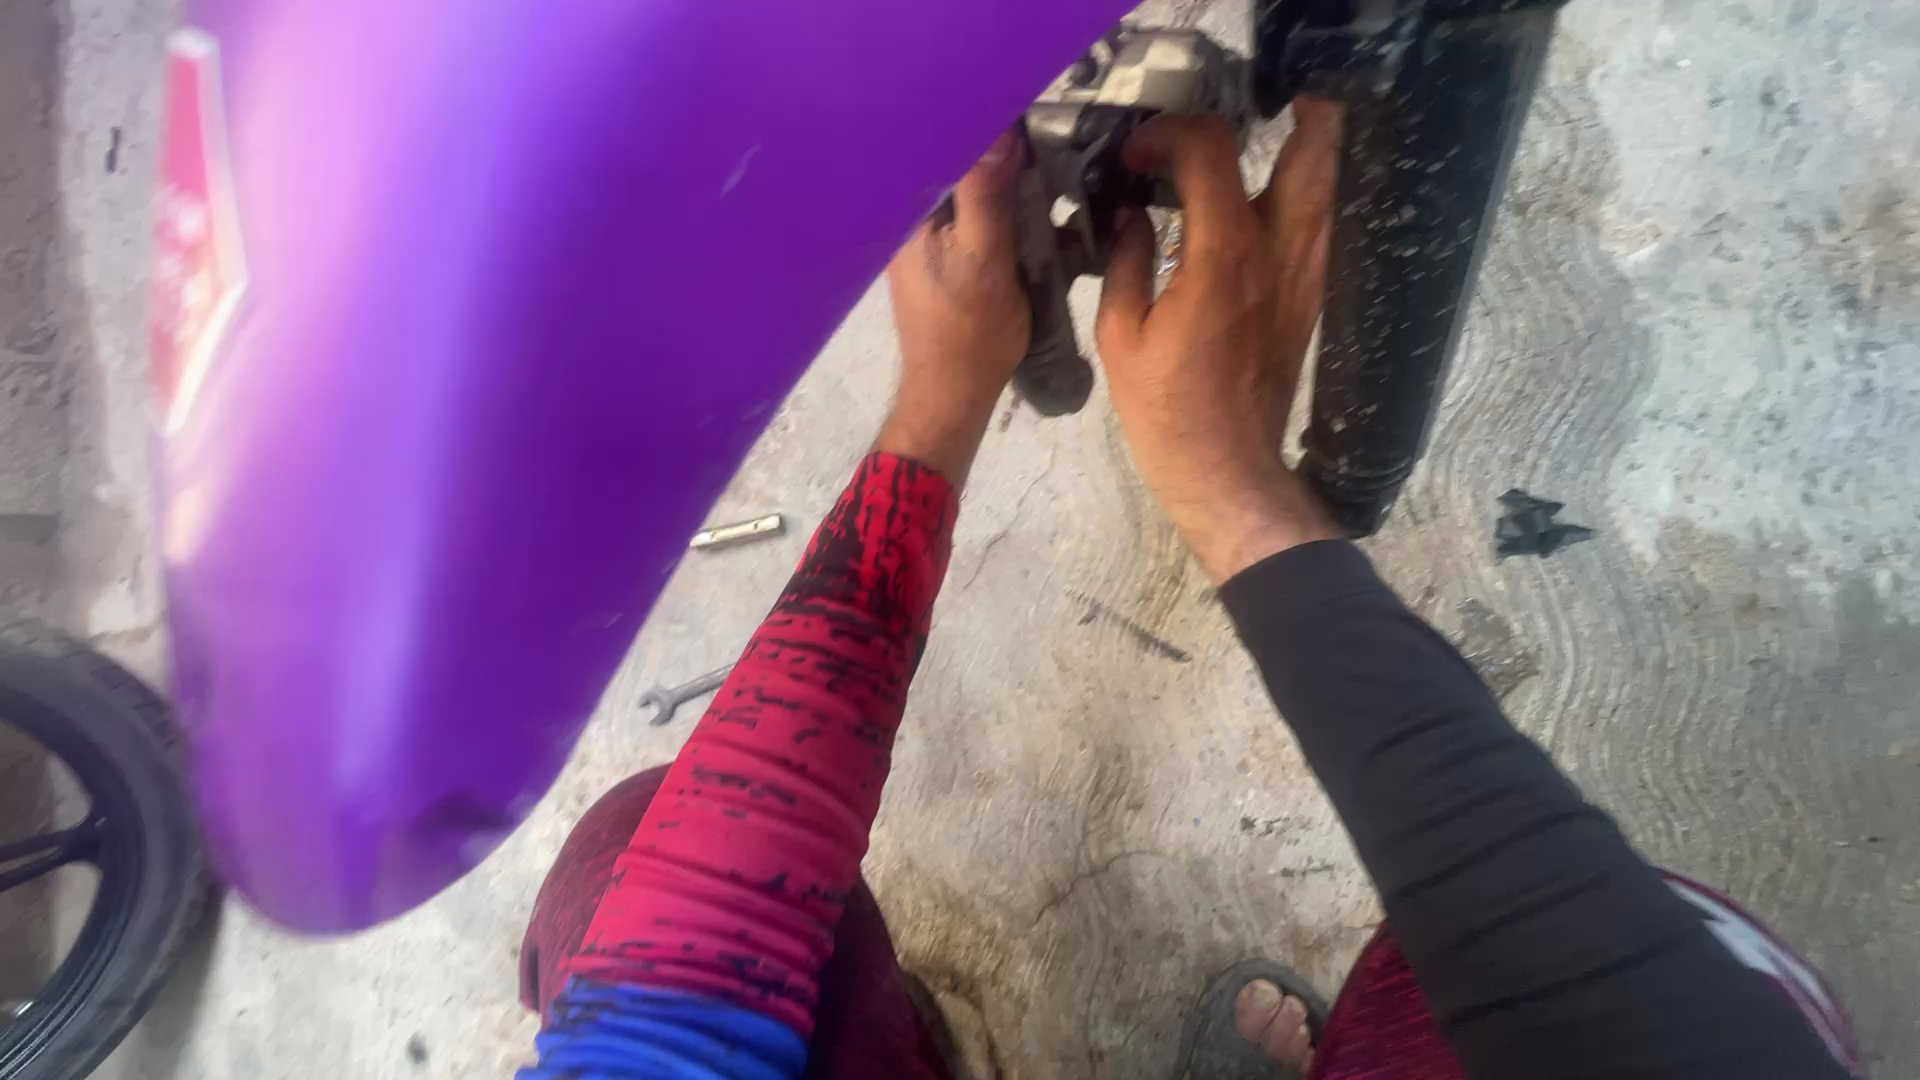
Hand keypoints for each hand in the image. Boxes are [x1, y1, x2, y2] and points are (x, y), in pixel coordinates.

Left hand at [877, 130, 1030, 487]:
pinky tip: (1021, 202)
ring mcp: (923, 239)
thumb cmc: (969, 334)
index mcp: (909, 213)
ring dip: (997, 177)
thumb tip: (1003, 130)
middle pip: (951, 162)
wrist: (954, 393)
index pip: (942, 143)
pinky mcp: (941, 258)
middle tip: (1038, 134)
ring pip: (961, 189)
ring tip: (1036, 162)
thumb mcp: (986, 261)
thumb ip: (987, 196)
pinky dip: (994, 206)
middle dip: (993, 147)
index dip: (983, 121)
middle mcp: (908, 218)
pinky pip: (968, 215)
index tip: (1023, 108)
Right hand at [1095, 98, 1345, 582]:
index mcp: (1221, 256)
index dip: (1170, 135)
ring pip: (1325, 182)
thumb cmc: (1164, 410)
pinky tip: (1255, 218)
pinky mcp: (1312, 298)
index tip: (1139, 156)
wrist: (1225, 468)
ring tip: (1247, 162)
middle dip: (1282, 117)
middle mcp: (1278, 250)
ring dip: (1294, 154)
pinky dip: (1295, 200)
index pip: (1210, 151)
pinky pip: (1318, 225)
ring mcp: (1307, 274)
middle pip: (1309, 146)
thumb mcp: (1120, 337)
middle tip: (1233, 129)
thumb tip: (1130, 216)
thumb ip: (1125, 263)